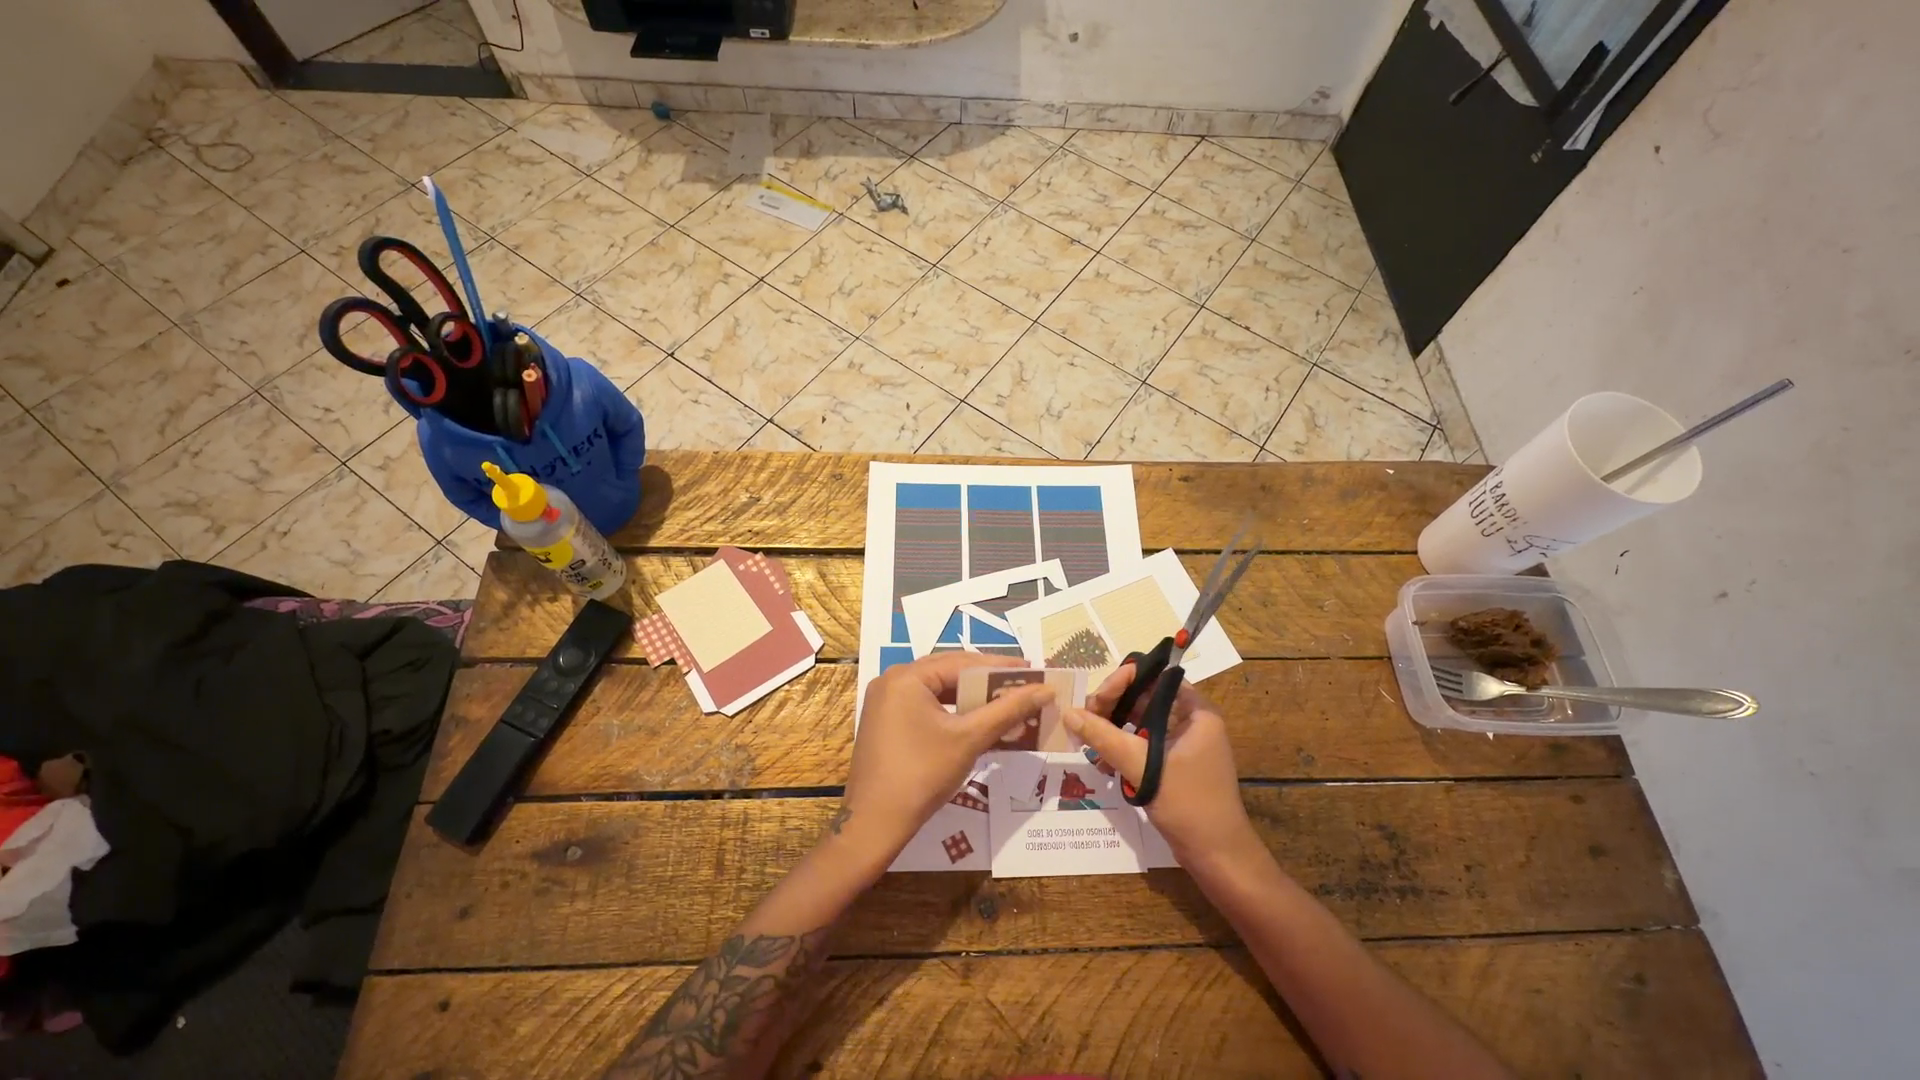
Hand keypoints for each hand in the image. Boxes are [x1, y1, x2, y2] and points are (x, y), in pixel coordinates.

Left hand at [841, 652, 1055, 863]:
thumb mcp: (969, 739)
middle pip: (949, 673)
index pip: (962, 662)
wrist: (875, 823)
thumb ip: (1008, 710)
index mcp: (906, 677)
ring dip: (972, 699)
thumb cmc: (922, 774)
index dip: (1001, 666)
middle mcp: (892, 682)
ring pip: (938, 692)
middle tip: (1024, 684)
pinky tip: (979, 723)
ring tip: (1007, 703)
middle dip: (988, 682)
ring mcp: (885, 704)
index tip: (1033, 669)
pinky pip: (926, 708)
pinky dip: (953, 714)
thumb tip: (1046, 690)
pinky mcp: (886, 725)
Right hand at [1061, 662, 1254, 864]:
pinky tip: (1103, 764)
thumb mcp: (1142, 766)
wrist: (1217, 855)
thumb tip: (1069, 712)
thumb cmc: (1188, 803)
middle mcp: (1191, 721)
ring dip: (1113, 729)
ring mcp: (1183, 744)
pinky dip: (1123, 749)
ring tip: (1088, 744)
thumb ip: (1103, 736)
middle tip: (1084, 723)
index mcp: (1195, 712)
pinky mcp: (1175, 765)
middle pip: (1144, 698)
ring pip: (1140, 722)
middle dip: (1112, 707)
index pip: (1155, 677)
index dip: (1123, 681)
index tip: (1095, 700)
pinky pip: (1144, 745)